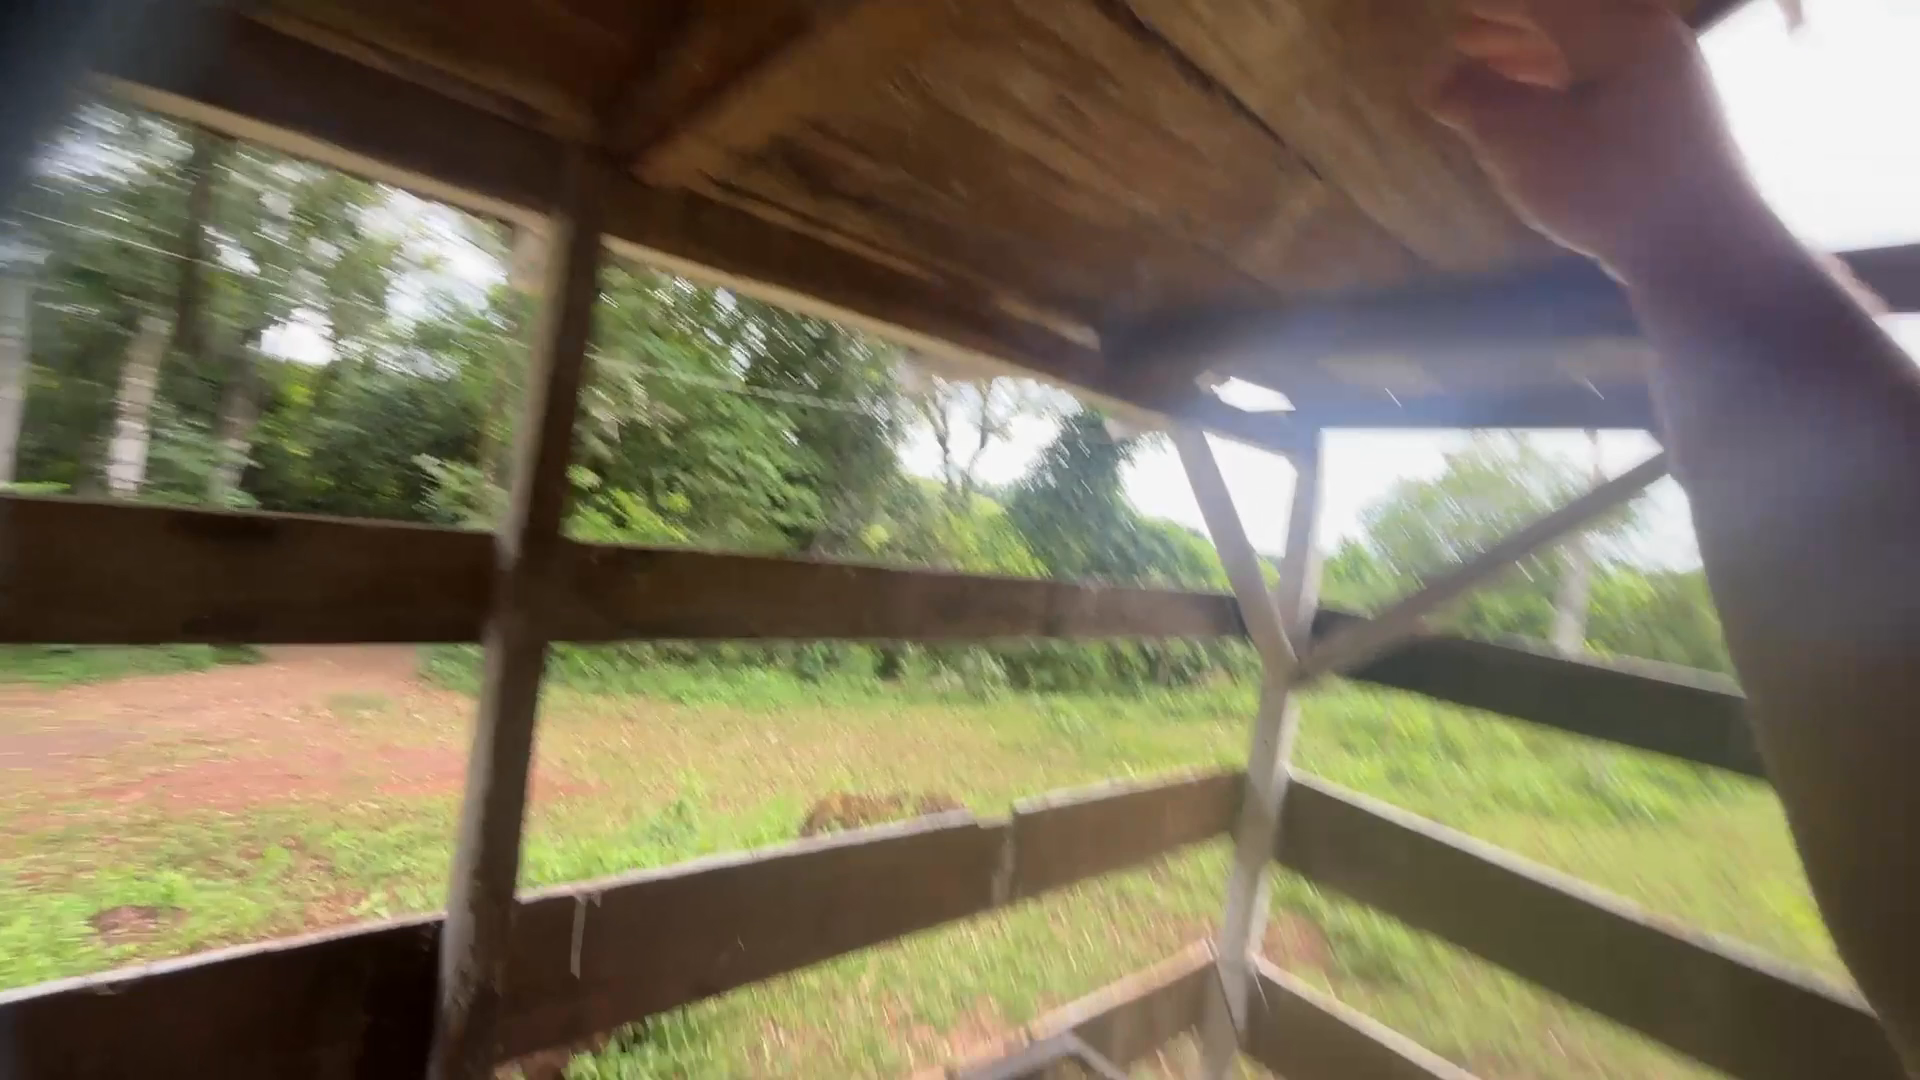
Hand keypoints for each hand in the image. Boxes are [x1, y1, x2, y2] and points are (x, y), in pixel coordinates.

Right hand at [1425, 0, 1766, 282]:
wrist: (1690, 236)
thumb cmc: (1602, 183)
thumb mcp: (1521, 143)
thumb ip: (1474, 102)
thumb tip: (1434, 78)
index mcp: (1617, 30)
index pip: (1545, 0)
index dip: (1496, 5)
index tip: (1457, 9)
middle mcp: (1646, 37)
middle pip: (1569, 15)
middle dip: (1512, 22)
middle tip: (1461, 31)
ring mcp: (1658, 75)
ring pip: (1582, 46)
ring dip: (1529, 51)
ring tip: (1484, 64)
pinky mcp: (1659, 113)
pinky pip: (1596, 74)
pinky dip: (1553, 77)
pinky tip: (1528, 100)